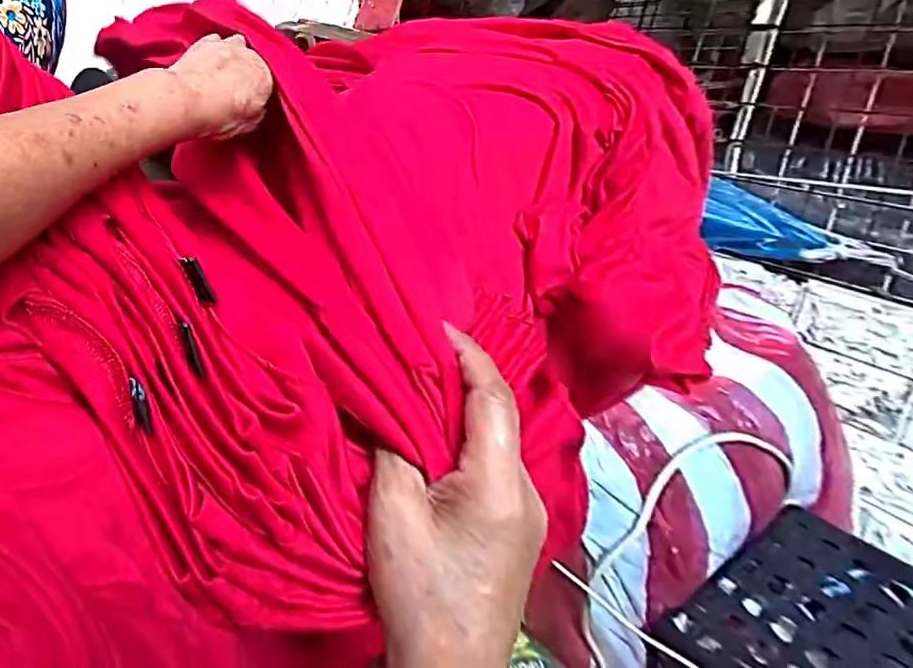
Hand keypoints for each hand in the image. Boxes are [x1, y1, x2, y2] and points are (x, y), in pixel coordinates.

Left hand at [166, 34, 273, 139]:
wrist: (185, 101)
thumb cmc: (214, 112)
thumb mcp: (244, 126)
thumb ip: (254, 114)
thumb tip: (253, 113)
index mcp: (265, 78)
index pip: (268, 82)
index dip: (258, 92)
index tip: (248, 102)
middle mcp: (250, 56)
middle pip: (253, 61)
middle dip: (245, 71)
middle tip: (231, 89)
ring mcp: (227, 46)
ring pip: (236, 45)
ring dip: (230, 56)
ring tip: (218, 74)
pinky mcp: (204, 43)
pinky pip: (213, 42)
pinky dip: (210, 50)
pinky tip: (203, 64)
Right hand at [367, 324, 546, 667]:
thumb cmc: (420, 589)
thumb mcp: (392, 509)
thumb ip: (391, 445)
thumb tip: (385, 400)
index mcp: (500, 484)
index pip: (492, 396)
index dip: (467, 352)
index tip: (433, 322)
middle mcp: (526, 492)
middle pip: (499, 411)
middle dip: (461, 370)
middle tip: (418, 342)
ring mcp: (527, 512)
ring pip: (496, 434)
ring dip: (461, 400)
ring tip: (419, 374)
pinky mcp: (514, 525)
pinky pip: (492, 457)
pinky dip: (464, 429)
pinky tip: (433, 426)